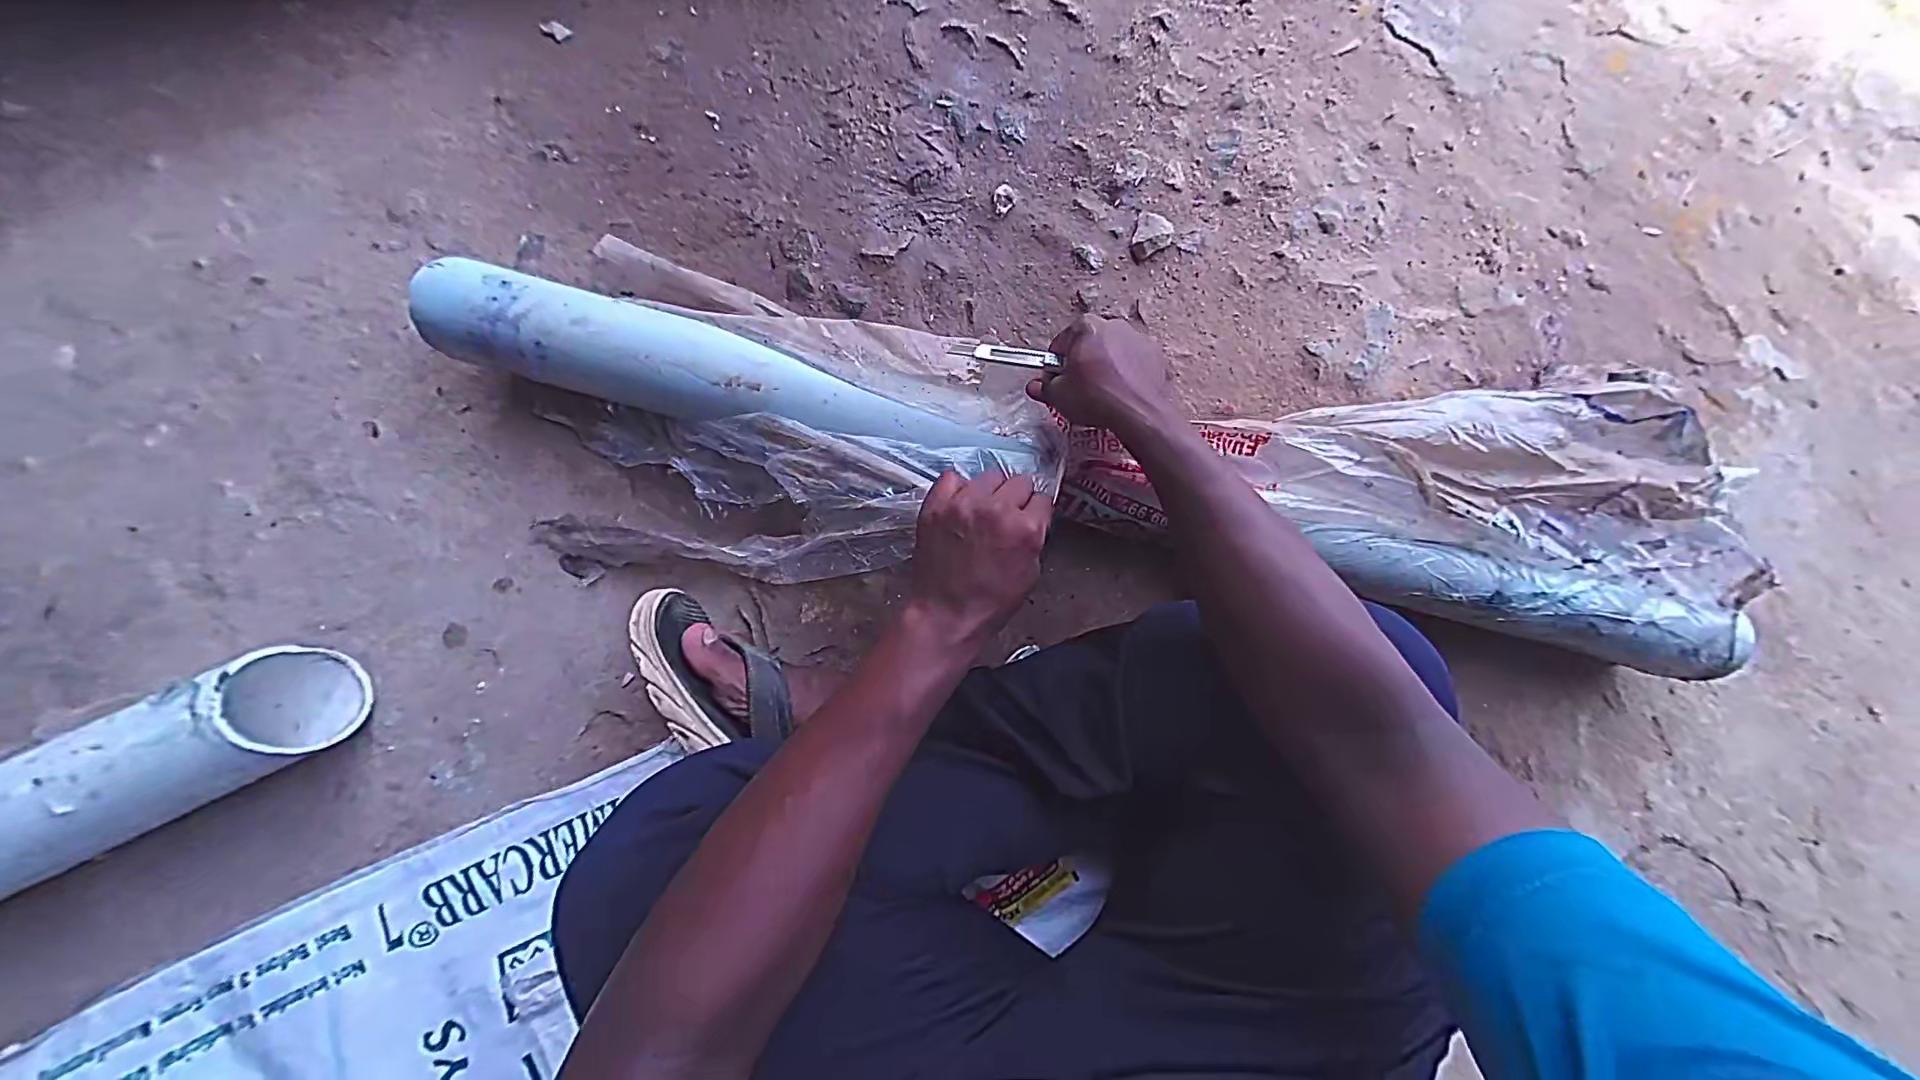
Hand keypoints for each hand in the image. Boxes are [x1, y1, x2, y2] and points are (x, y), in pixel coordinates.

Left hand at [907, 470, 1051, 642]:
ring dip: (990, 492)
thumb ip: (1035, 536)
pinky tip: (961, 505)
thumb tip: (1032, 517)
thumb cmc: (988, 601)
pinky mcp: (937, 506)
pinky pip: (952, 478)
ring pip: (988, 476)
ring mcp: (963, 505)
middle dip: (1017, 499)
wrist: (946, 614)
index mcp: (1025, 529)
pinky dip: (959, 488)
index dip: (1037, 509)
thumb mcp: (1031, 571)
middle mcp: (995, 510)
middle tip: (1007, 516)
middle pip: (1018, 482)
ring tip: (983, 512)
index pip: (1042, 498)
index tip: (1031, 515)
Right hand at [1028, 315, 1182, 437]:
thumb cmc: (1098, 399)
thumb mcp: (1059, 396)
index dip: (1055, 366)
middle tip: (1078, 390)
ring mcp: (1137, 338)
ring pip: (1112, 353)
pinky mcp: (1155, 355)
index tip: (1057, 381)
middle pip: (1088, 345)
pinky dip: (1127, 375)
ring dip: (1105, 369)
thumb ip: (1044, 387)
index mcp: (1086, 327)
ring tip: (1102, 395)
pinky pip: (1133, 363)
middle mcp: (1113, 326)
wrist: (1139, 414)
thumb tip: (1036, 386)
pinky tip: (1121, 395)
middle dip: (1082, 364)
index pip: (1060, 344)